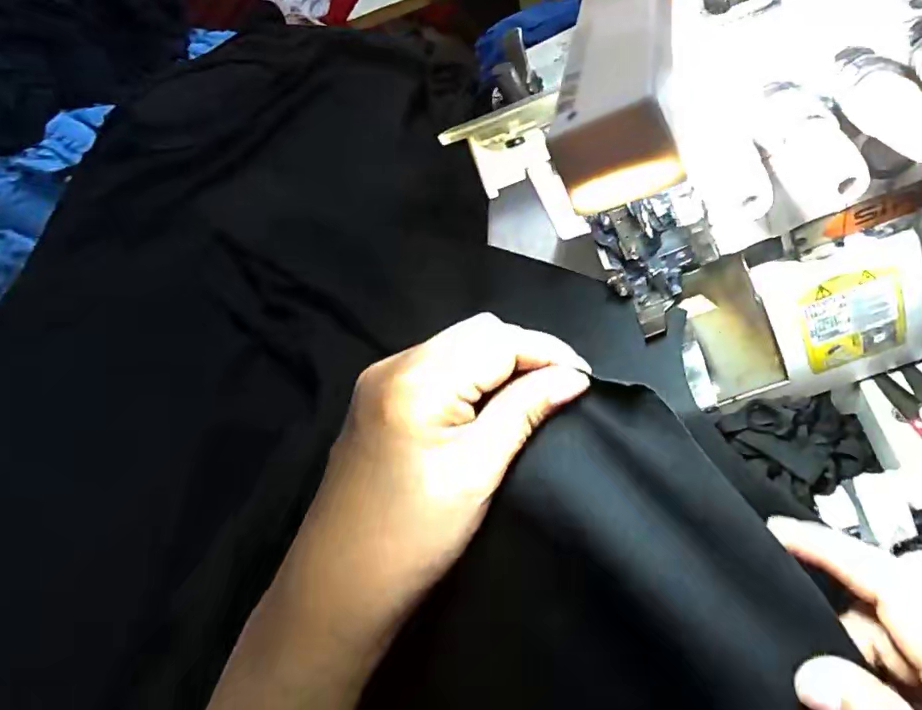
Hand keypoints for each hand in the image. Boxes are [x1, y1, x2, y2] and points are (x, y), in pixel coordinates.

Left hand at [208, 314, 591, 709]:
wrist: (336, 588)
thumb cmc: (411, 539)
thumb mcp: (477, 471)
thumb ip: (525, 411)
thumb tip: (574, 377)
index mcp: (416, 378)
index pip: (497, 339)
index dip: (547, 351)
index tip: (586, 377)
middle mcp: (394, 363)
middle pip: (477, 332)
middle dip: (525, 351)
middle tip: (563, 386)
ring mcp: (381, 376)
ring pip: (458, 343)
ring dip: (500, 360)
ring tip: (535, 392)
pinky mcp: (378, 394)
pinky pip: (438, 362)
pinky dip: (472, 372)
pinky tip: (491, 399)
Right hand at [769, 517, 921, 709]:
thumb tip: (811, 673)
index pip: (887, 580)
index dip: (826, 548)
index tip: (775, 529)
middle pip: (890, 619)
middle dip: (841, 635)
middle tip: (800, 666)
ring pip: (908, 655)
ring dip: (867, 673)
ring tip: (834, 700)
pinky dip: (896, 694)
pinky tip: (870, 707)